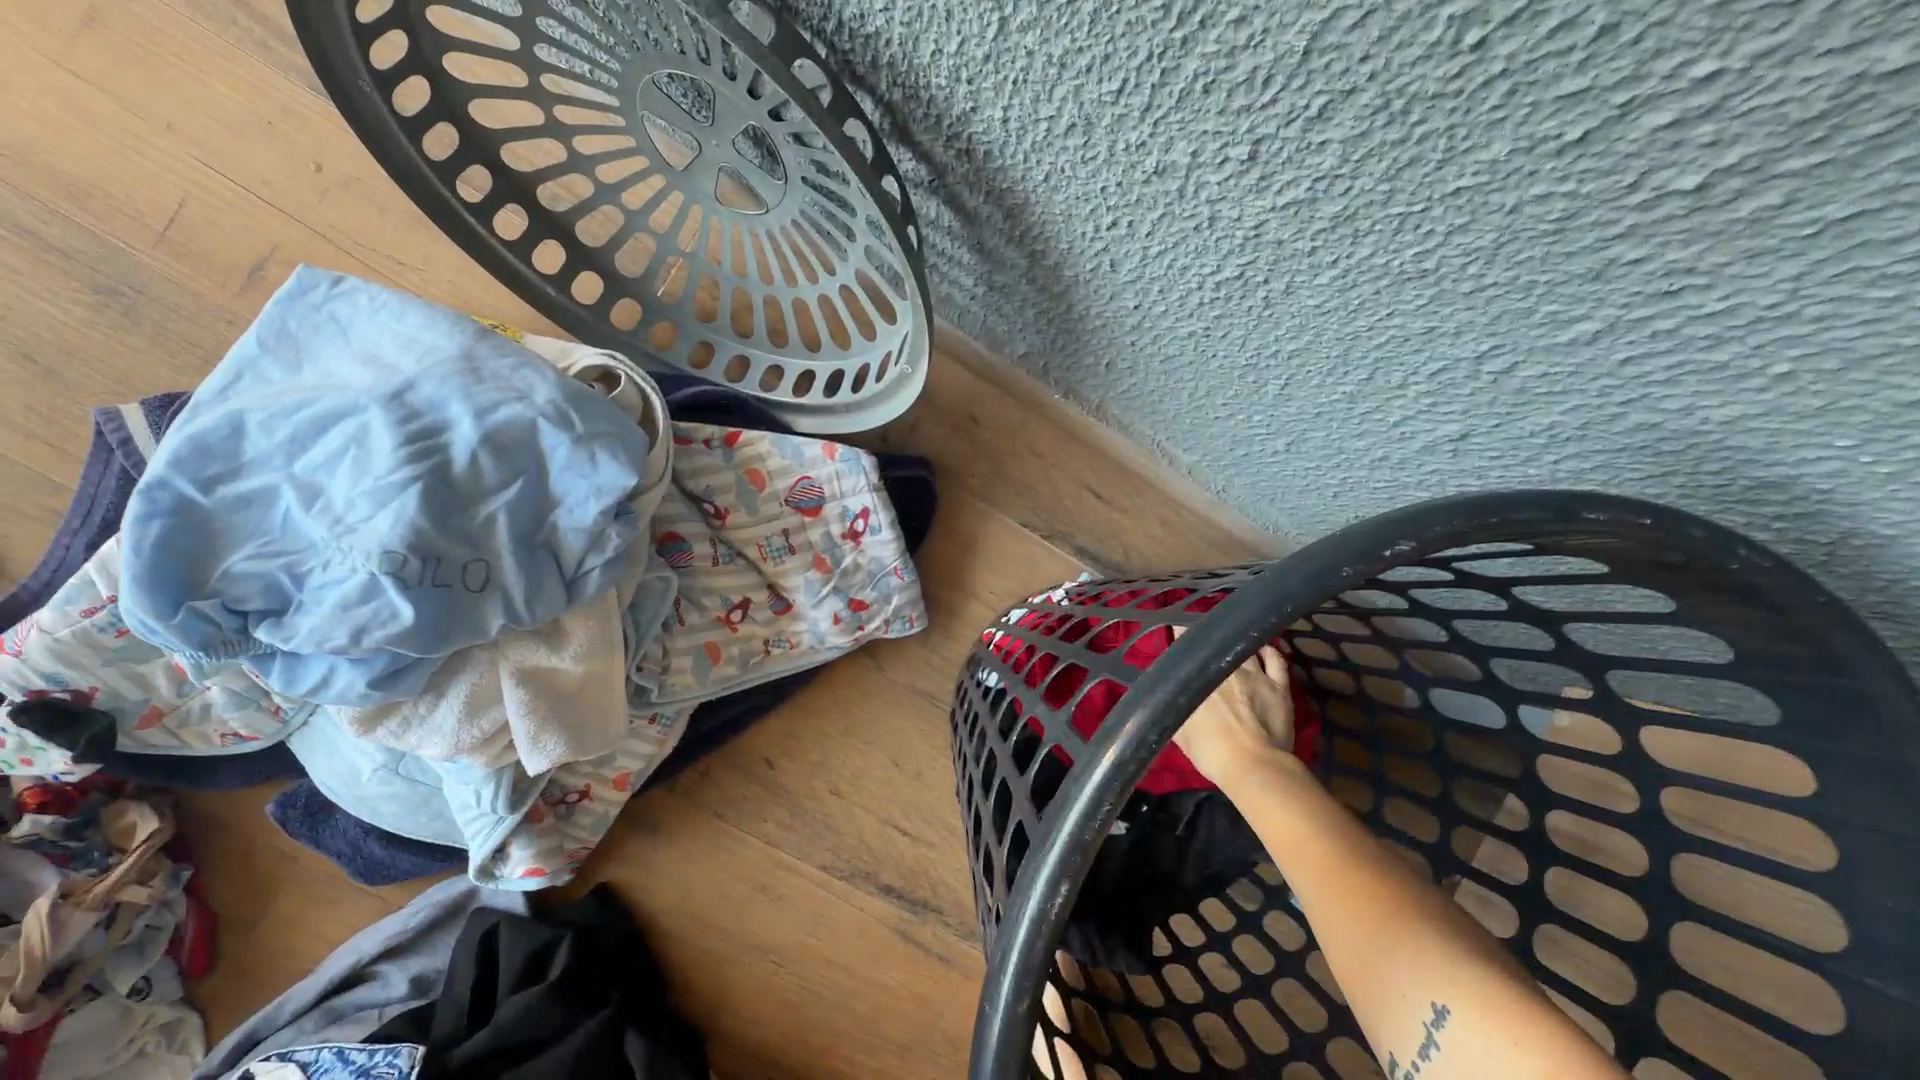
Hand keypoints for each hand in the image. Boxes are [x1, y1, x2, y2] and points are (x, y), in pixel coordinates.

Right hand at [1170, 629, 1297, 786]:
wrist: (1252, 766)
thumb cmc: (1210, 751)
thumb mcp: (1179, 731)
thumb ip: (1173, 707)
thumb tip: (1163, 695)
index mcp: (1199, 677)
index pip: (1187, 646)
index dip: (1181, 634)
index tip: (1177, 629)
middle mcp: (1226, 667)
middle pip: (1216, 642)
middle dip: (1209, 637)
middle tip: (1206, 639)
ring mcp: (1255, 674)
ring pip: (1246, 647)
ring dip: (1238, 642)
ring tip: (1234, 640)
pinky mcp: (1279, 685)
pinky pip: (1276, 659)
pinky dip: (1269, 650)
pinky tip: (1264, 648)